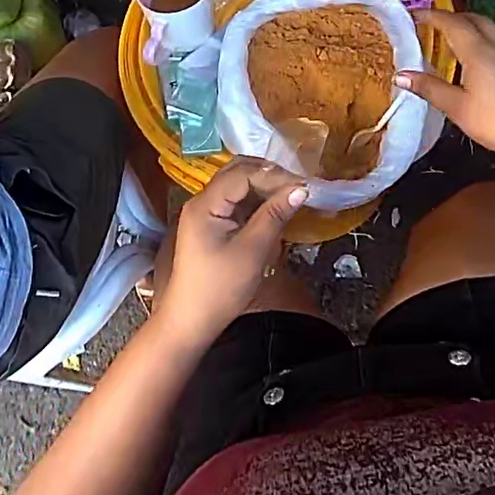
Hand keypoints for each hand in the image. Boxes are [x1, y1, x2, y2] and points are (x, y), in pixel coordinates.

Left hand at [150, 159, 309, 345]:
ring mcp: (206, 212)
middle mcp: (202, 201)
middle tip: (300, 187)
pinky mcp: (212, 224)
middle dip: (270, 175)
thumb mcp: (253, 250)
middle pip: (238, 172)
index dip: (274, 175)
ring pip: (238, 185)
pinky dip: (258, 200)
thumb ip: (275, 215)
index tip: (303, 186)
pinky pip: (237, 201)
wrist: (191, 322)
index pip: (243, 173)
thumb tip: (301, 188)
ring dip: (265, 186)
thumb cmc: (220, 288)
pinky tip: (276, 207)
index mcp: (205, 204)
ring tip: (293, 195)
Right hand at [397, 9, 494, 161]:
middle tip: (434, 24)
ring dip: (470, 29)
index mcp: (478, 51)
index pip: (452, 23)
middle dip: (453, 17)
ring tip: (453, 43)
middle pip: (475, 19)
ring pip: (490, 32)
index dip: (432, 16)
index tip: (415, 15)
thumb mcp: (458, 107)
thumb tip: (401, 75)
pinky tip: (478, 65)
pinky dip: (483, 44)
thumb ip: (430, 89)